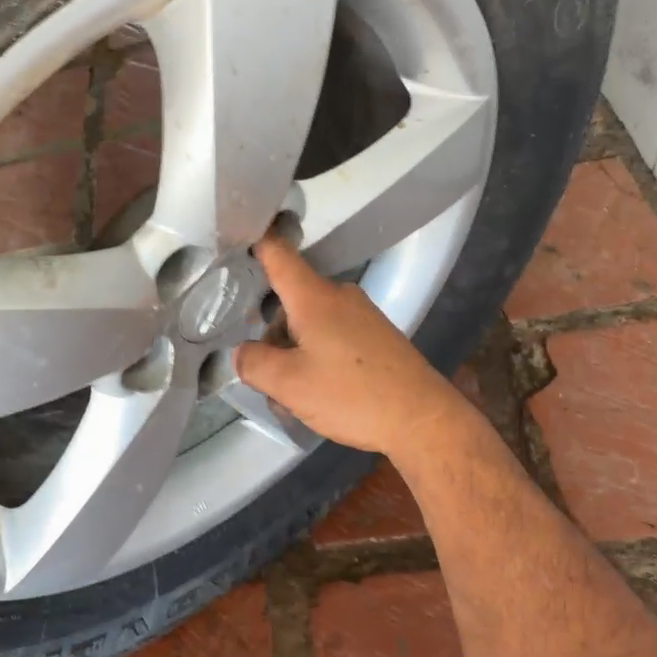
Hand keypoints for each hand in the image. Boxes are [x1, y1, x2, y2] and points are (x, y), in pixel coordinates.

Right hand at [234, 237, 474, 455]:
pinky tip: (320, 390)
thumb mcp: (289, 385)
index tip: (232, 237)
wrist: (424, 419)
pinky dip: (317, 354)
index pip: (278, 254)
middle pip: (291, 297)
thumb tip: (242, 352)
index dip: (254, 242)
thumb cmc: (352, 394)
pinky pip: (333, 334)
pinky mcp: (376, 336)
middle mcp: (339, 295)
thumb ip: (254, 363)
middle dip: (270, 327)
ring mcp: (362, 315)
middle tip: (260, 366)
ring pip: (311, 320)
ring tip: (291, 392)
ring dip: (293, 348)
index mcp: (314, 296)